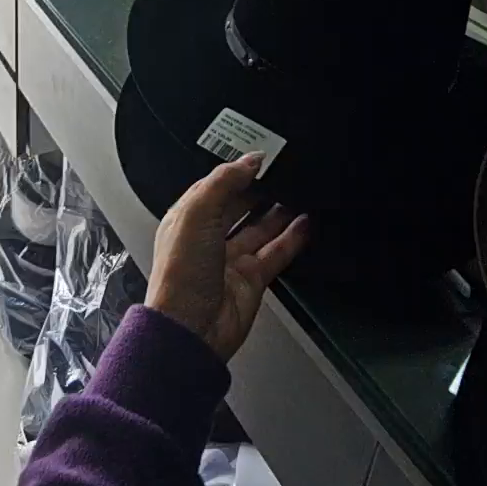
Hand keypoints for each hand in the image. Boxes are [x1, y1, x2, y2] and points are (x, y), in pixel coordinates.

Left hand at [147, 153, 312, 361]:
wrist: (192, 327)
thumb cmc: (181, 273)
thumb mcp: (197, 213)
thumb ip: (223, 182)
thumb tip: (249, 160)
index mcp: (186, 218)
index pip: (213, 186)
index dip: (235, 171)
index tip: (260, 158)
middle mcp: (207, 237)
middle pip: (237, 206)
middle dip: (257, 189)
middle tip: (282, 172)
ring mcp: (230, 259)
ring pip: (259, 228)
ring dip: (278, 211)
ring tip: (299, 192)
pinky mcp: (252, 279)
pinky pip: (276, 252)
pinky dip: (292, 238)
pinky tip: (305, 223)